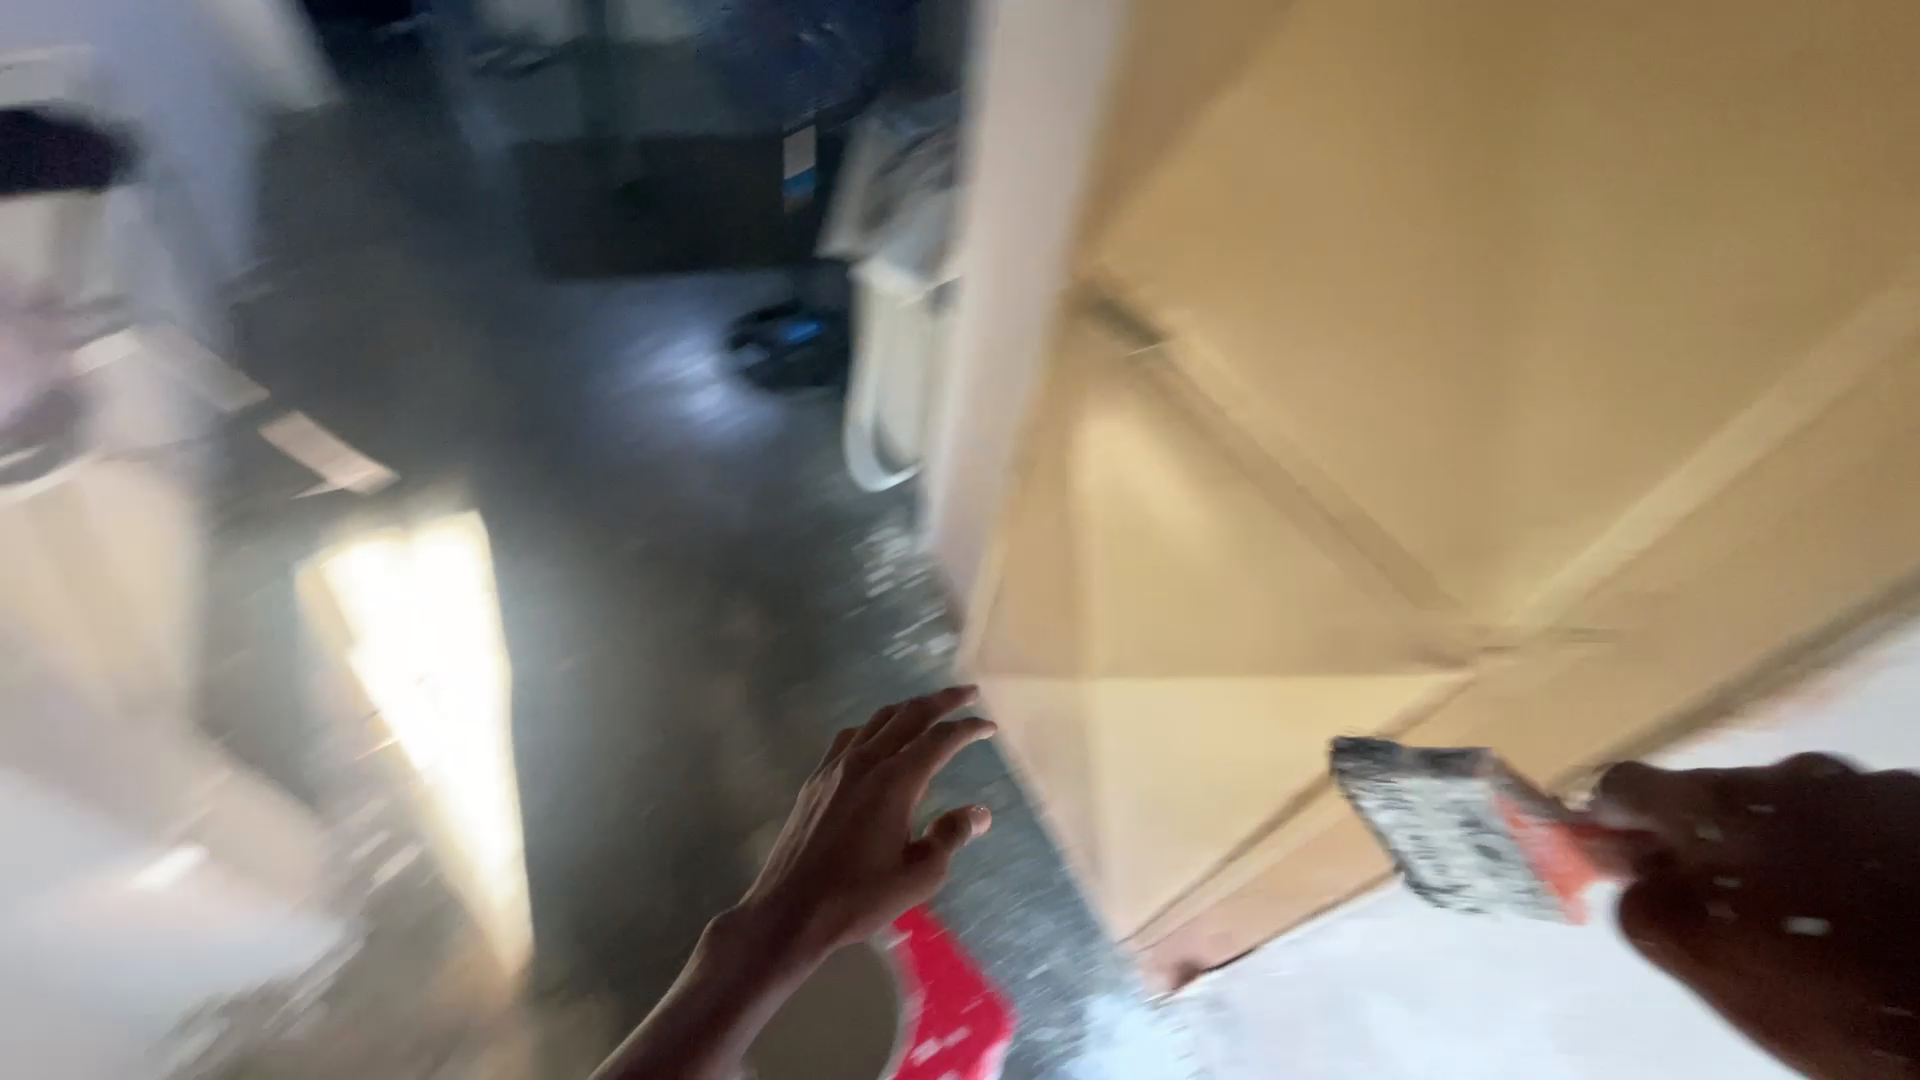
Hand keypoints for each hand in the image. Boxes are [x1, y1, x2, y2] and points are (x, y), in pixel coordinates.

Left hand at [731, 687, 996, 959]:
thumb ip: (951, 837)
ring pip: (879, 719)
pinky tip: (877, 736)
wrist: (790, 909)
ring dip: (909, 708)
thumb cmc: (858, 897)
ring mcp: (837, 766)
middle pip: (910, 714)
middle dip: (943, 700)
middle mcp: (867, 761)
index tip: (989, 727)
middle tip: (969, 693)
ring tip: (929, 708)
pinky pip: (850, 735)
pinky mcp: (817, 777)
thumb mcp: (918, 876)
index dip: (968, 729)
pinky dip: (874, 725)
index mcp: (896, 781)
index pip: (940, 740)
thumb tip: (980, 813)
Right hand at [1592, 754, 1919, 1077]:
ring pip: (1791, 803)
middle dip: (1703, 834)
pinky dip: (1850, 848)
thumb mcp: (1696, 959)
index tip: (1621, 850)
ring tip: (1812, 900)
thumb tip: (1630, 866)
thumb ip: (1638, 898)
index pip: (1626, 783)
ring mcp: (1871, 788)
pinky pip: (1862, 819)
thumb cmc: (1825, 993)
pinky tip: (1874, 900)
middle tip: (1723, 893)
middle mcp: (1784, 777)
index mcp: (1712, 805)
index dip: (1613, 815)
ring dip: (1780, 837)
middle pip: (1710, 791)